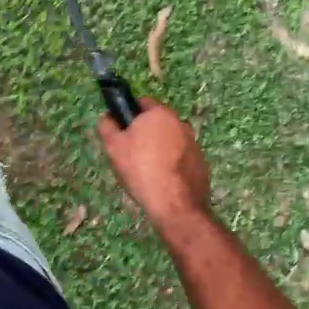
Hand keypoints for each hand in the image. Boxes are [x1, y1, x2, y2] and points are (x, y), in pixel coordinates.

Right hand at [96, 97, 210, 225]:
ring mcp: (194, 144)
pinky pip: (180, 158)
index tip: (122, 133)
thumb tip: (108, 117)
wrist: (176, 206)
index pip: (142, 103)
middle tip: (131, 154)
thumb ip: (107, 126)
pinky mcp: (201, 164)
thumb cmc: (141, 169)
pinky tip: (163, 182)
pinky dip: (172, 165)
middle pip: (157, 123)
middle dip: (145, 134)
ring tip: (147, 172)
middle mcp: (180, 123)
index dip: (129, 115)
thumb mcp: (113, 147)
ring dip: (159, 150)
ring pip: (169, 141)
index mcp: (159, 113)